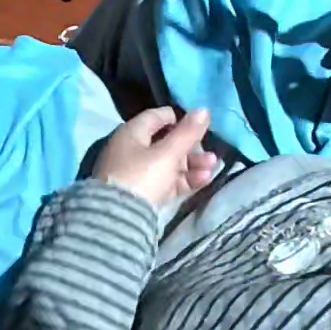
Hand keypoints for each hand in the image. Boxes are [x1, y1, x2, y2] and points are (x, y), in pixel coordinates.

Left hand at [93, 107, 219, 206]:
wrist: (118, 220)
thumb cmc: (142, 177)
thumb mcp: (168, 154)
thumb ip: (187, 133)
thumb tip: (204, 110)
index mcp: (132, 133)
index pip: (157, 117)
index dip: (180, 118)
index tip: (200, 125)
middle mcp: (132, 150)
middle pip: (167, 142)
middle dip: (192, 147)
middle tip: (211, 153)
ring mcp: (137, 173)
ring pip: (170, 163)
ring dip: (193, 164)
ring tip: (212, 168)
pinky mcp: (144, 193)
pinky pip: (167, 180)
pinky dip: (184, 179)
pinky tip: (203, 180)